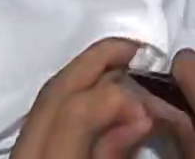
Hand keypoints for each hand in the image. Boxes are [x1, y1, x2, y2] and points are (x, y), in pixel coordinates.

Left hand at [13, 38, 194, 158]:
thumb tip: (140, 115)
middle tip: (139, 47)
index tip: (151, 108)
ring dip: (87, 75)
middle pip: (55, 94)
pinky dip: (74, 100)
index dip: (116, 97)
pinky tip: (101, 101)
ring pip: (47, 101)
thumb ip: (114, 156)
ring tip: (125, 67)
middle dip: (98, 60)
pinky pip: (44, 121)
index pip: (76, 113)